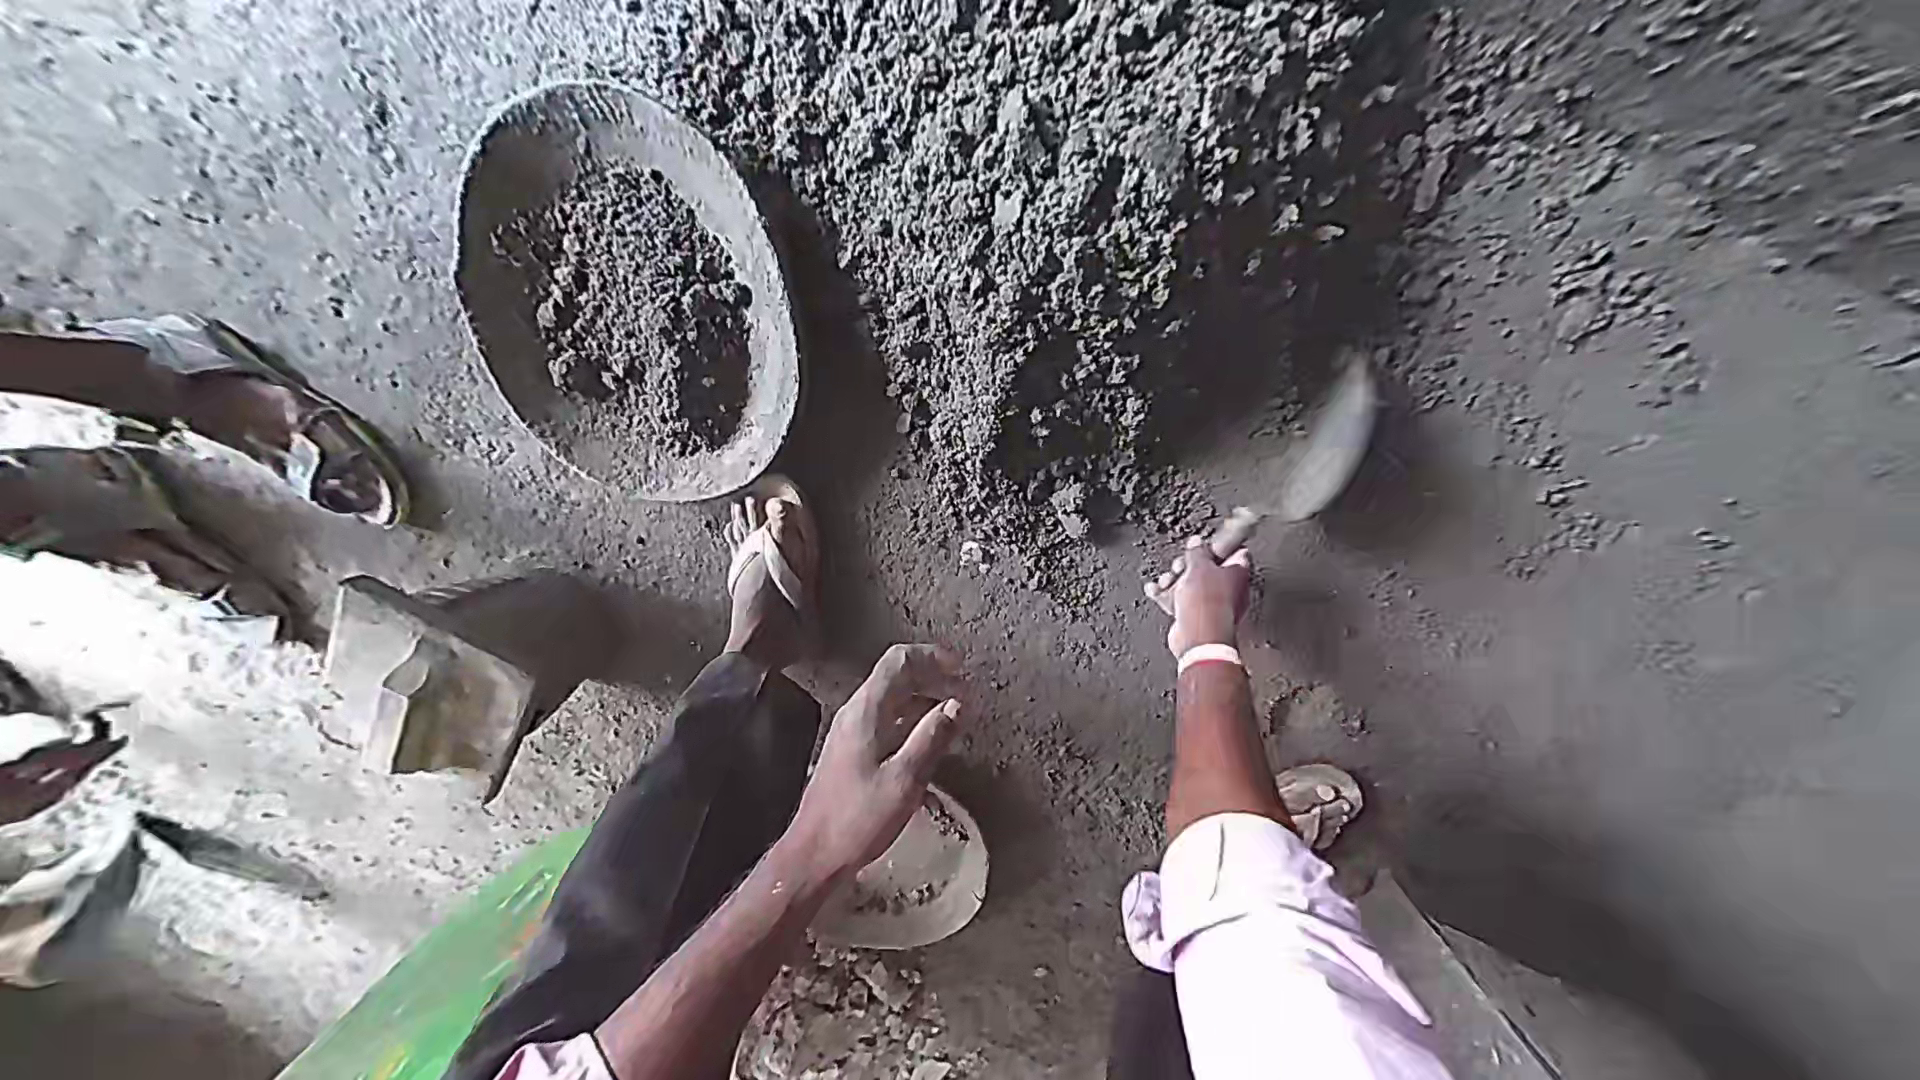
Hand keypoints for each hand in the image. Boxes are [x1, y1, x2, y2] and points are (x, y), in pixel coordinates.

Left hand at [783, 644, 967, 880]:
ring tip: (955, 712)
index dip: (932, 656)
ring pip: (894, 698)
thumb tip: (957, 705)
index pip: (899, 661)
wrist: (814, 854)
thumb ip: (932, 737)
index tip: (960, 667)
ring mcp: (852, 730)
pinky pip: (888, 719)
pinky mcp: (853, 749)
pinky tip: (931, 738)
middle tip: (965, 692)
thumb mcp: (905, 780)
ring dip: (926, 698)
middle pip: (897, 676)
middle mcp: (856, 713)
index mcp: (866, 711)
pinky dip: (913, 718)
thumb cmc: (857, 819)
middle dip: (934, 676)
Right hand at [1165, 536, 1251, 656]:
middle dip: (1187, 565)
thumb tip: (1196, 543)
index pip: (1234, 553)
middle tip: (1180, 566)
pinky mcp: (1195, 616)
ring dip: (1174, 580)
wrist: (1197, 637)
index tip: (1203, 544)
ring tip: (1166, 581)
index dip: (1217, 546)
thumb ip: (1197, 552)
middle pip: (1206, 569)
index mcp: (1238, 574)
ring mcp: (1211, 604)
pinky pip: (1179, 601)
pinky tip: (1155, 590)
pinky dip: (1166, 595)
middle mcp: (1228, 590)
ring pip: (1190, 585)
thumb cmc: (1207, 603)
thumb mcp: (1199, 566)